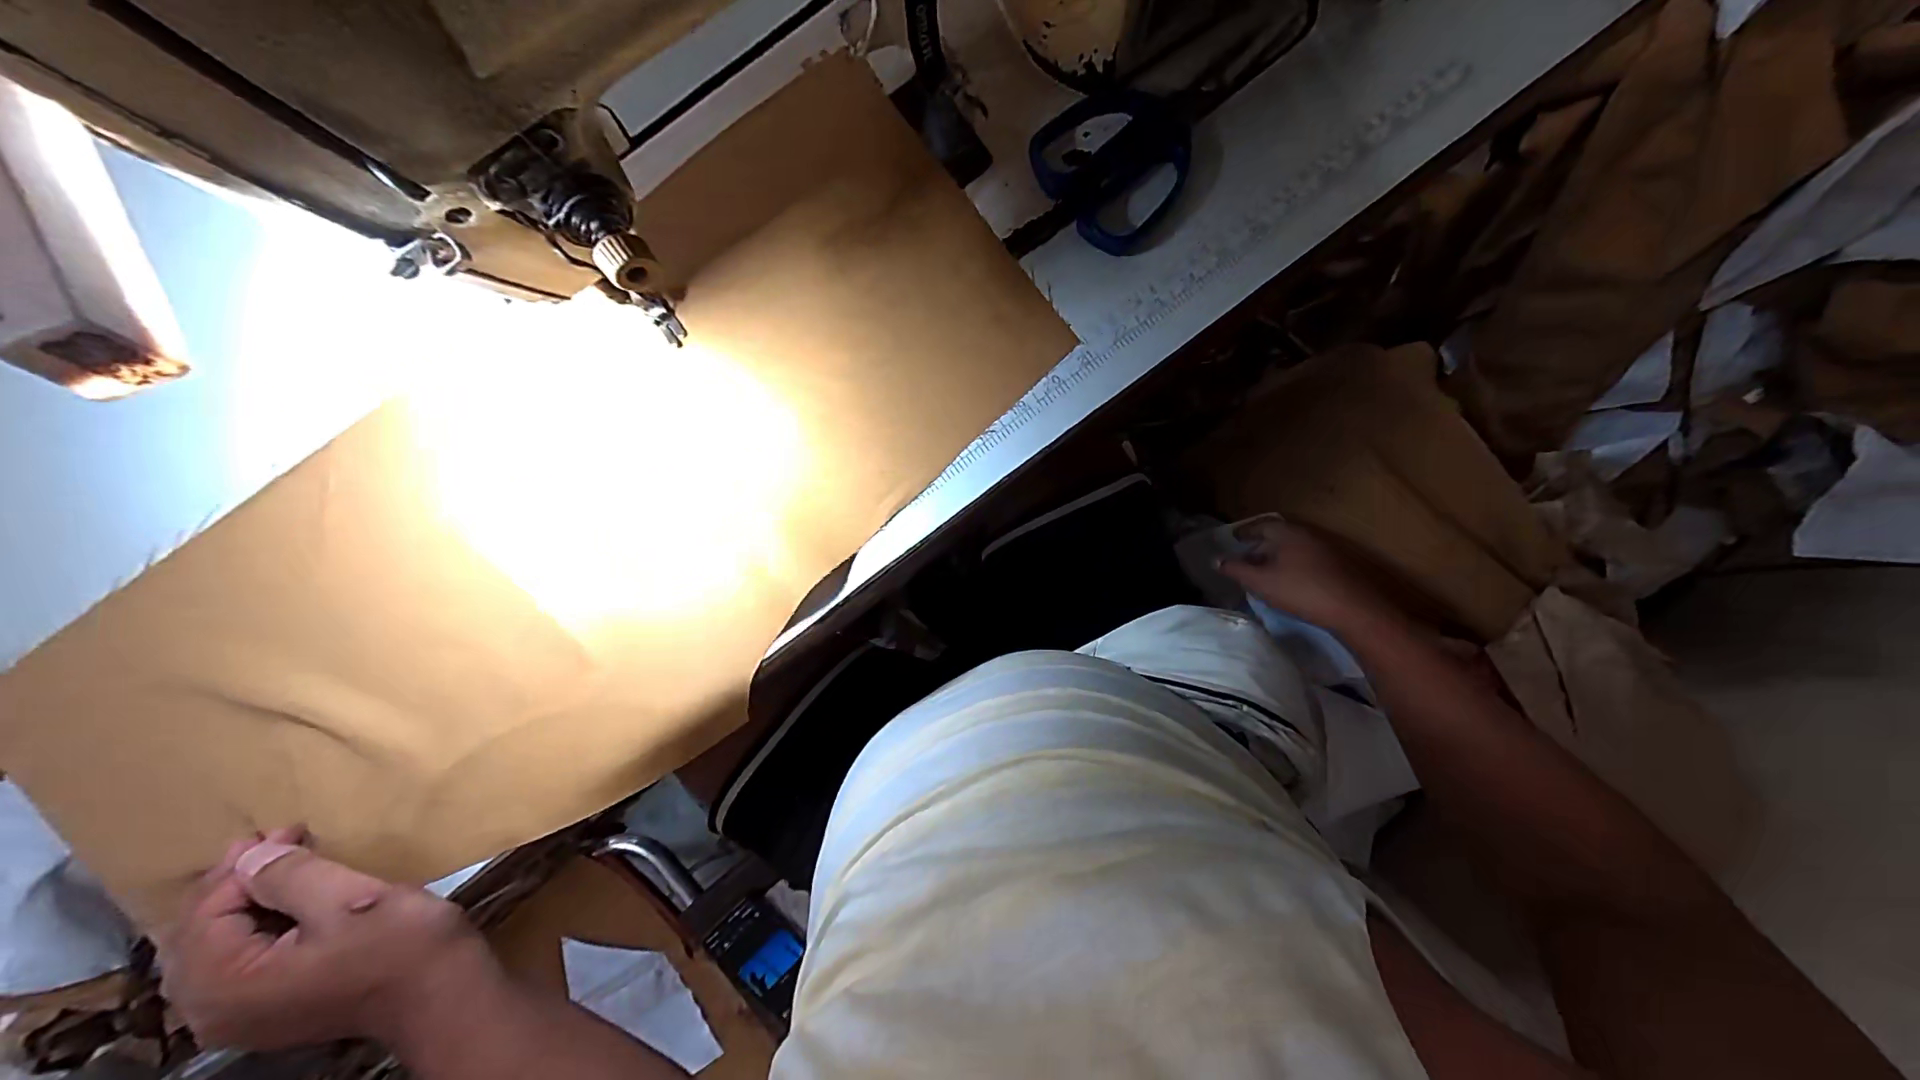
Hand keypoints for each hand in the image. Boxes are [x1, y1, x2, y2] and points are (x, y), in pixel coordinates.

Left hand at [159, 829, 493, 1051]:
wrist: (440, 993)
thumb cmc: (400, 943)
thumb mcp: (351, 899)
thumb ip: (293, 876)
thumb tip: (252, 855)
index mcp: (227, 984)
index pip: (207, 915)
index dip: (245, 866)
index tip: (293, 828)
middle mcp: (212, 1012)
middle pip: (197, 938)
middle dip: (235, 885)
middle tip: (277, 841)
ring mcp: (238, 1020)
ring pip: (214, 952)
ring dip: (244, 906)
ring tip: (281, 866)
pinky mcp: (267, 1015)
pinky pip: (236, 967)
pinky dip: (253, 930)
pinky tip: (285, 908)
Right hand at [1217, 516, 1396, 634]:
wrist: (1354, 609)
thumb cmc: (1301, 591)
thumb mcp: (1261, 582)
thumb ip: (1237, 570)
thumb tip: (1217, 560)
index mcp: (1287, 534)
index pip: (1261, 525)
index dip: (1245, 531)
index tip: (1233, 538)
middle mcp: (1307, 535)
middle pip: (1278, 536)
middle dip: (1259, 546)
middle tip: (1245, 559)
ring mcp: (1326, 550)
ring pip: (1293, 549)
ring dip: (1276, 558)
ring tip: (1263, 573)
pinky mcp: (1337, 566)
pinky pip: (1306, 559)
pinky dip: (1291, 565)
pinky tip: (1288, 583)